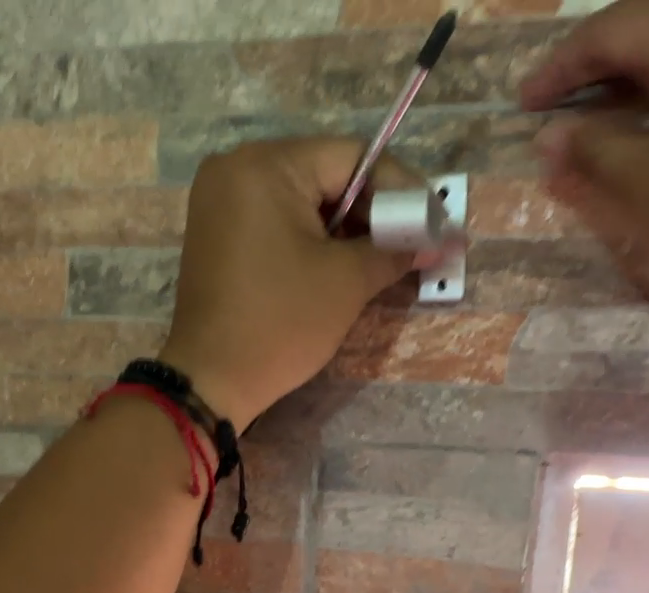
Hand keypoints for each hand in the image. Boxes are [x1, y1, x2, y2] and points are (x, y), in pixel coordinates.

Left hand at [160, 139, 418, 430]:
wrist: (211, 379)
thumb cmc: (281, 323)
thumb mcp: (347, 282)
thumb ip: (394, 250)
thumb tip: (437, 240)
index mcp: (266, 166)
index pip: (353, 157)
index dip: (401, 188)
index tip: (432, 221)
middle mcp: (236, 167)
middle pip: (326, 173)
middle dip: (374, 209)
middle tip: (412, 242)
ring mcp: (220, 200)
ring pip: (302, 197)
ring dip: (345, 226)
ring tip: (383, 258)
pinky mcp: (217, 231)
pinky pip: (276, 218)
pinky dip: (312, 237)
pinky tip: (341, 263)